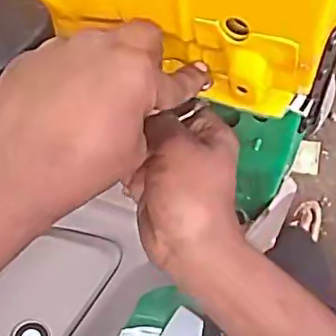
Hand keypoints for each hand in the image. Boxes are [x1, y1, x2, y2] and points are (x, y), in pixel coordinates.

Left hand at [0, 20, 209, 231]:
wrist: (7, 173)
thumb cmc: (64, 169)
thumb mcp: (130, 155)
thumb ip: (145, 125)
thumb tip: (142, 120)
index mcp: (136, 74)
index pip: (175, 76)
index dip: (187, 82)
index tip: (190, 80)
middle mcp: (101, 50)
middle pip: (142, 35)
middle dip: (149, 58)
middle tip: (144, 86)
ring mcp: (64, 49)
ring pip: (100, 42)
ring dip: (106, 65)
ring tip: (96, 104)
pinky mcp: (34, 57)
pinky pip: (64, 57)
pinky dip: (71, 74)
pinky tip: (65, 105)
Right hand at [127, 108, 245, 278]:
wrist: (185, 244)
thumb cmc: (196, 201)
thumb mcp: (178, 145)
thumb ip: (160, 120)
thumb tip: (147, 107)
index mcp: (212, 133)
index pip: (185, 100)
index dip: (163, 95)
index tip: (142, 90)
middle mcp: (193, 148)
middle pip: (160, 122)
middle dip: (144, 126)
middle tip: (129, 123)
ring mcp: (172, 167)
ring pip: (144, 145)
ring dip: (134, 150)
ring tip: (126, 150)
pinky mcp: (154, 185)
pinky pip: (134, 168)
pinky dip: (128, 170)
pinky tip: (123, 171)